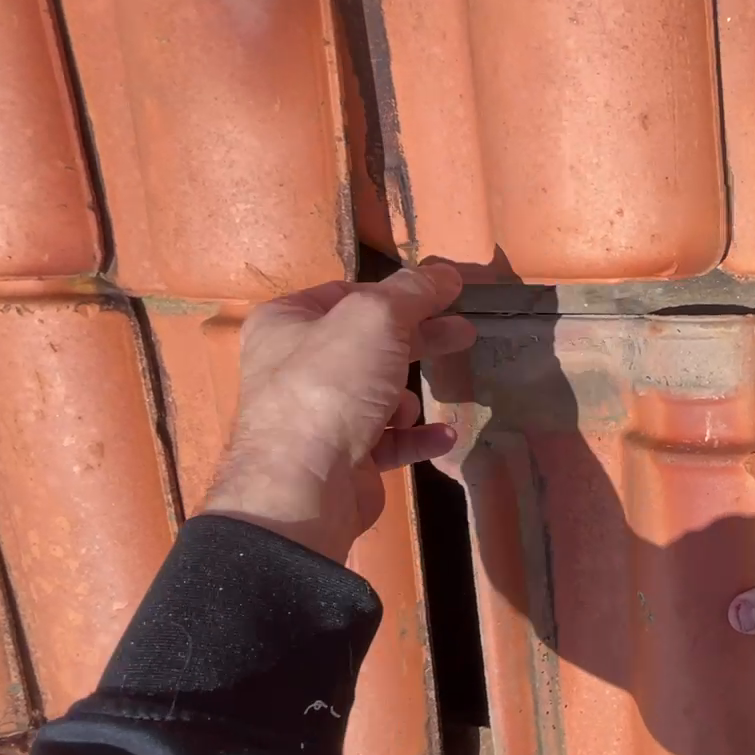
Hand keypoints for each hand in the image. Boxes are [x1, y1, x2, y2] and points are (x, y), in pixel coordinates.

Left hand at [200, 265, 475, 562]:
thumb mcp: (377, 319)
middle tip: (465, 333)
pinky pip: (390, 440)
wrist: (307, 482)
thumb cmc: (332, 385)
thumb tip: (447, 272)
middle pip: (372, 343)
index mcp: (289, 323)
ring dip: (408, 399)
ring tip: (419, 403)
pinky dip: (418, 437)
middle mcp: (296, 366)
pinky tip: (443, 436)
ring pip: (380, 394)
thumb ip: (413, 292)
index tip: (445, 296)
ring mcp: (319, 416)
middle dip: (420, 339)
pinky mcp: (344, 458)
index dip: (399, 293)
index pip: (350, 294)